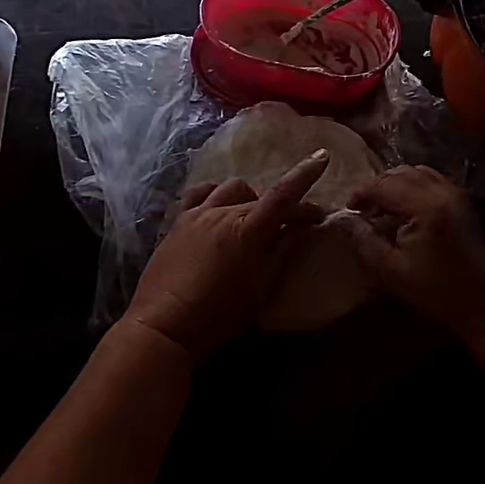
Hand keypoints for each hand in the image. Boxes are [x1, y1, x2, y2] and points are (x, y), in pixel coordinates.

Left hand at [125, 150, 329, 359]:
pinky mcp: (177, 222)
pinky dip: (215, 195)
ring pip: (230, 189)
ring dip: (248, 198)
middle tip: (291, 224)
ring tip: (251, 217)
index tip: (321, 158)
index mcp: (247, 230)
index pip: (283, 195)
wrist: (163, 325)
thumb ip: (277, 257)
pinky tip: (217, 208)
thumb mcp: (257, 293)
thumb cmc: (216, 318)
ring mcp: (196, 214)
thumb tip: (292, 234)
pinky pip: (200, 194)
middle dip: (281, 206)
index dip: (304, 174)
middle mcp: (222, 213)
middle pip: (260, 196)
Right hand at [348, 166, 484, 341]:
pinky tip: (403, 206)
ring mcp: (454, 192)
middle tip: (363, 209)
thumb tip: (345, 220)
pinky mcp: (461, 198)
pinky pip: (429, 178)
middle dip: (375, 187)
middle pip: (398, 173)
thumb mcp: (390, 270)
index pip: (383, 185)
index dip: (361, 194)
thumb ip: (364, 240)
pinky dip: (411, 185)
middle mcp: (441, 191)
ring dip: (393, 184)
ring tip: (382, 207)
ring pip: (414, 171)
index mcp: (425, 207)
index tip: (350, 209)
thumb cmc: (436, 290)